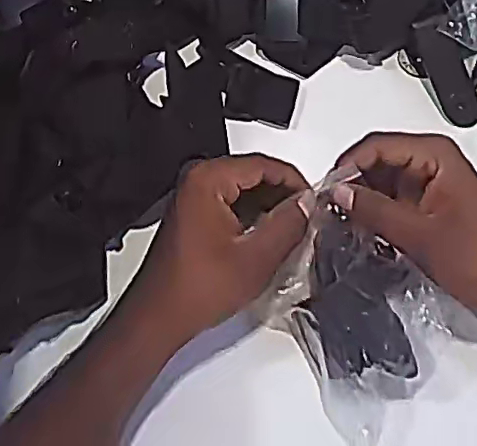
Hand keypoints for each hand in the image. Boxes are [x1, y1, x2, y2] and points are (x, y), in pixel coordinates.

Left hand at [120, 154, 309, 346]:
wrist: (161, 313)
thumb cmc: (197, 288)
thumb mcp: (256, 257)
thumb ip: (287, 224)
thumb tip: (306, 204)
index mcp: (207, 179)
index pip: (261, 164)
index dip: (293, 180)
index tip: (314, 198)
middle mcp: (197, 178)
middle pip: (250, 173)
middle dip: (282, 193)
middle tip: (308, 214)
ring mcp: (192, 193)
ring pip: (241, 187)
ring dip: (268, 204)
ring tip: (294, 227)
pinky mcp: (193, 210)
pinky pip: (229, 200)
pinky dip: (251, 213)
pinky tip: (269, 234)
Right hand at [333, 132, 476, 344]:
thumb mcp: (423, 236)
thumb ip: (375, 211)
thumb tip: (336, 193)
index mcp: (434, 155)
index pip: (376, 146)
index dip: (348, 165)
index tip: (326, 190)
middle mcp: (430, 163)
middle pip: (376, 161)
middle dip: (352, 183)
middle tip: (329, 209)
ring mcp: (429, 186)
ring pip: (380, 183)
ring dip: (362, 202)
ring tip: (342, 223)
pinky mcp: (429, 210)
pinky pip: (391, 203)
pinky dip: (376, 215)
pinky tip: (363, 233)